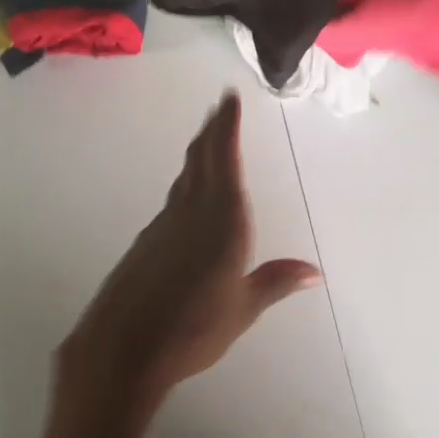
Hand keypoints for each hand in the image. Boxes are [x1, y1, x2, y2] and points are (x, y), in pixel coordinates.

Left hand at [45, 93, 320, 437]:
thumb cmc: (193, 326)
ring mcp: (165, 222)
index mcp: (221, 220)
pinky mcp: (148, 238)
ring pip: (186, 175)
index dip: (227, 127)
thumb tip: (312, 270)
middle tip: (219, 106)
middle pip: (200, 159)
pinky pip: (174, 197)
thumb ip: (274, 282)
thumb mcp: (242, 308)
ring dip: (198, 152)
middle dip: (212, 130)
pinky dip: (187, 180)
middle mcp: (191, 210)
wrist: (126, 340)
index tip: (228, 98)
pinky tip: (189, 192)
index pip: (224, 160)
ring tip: (207, 139)